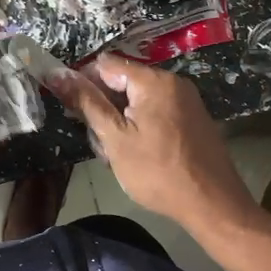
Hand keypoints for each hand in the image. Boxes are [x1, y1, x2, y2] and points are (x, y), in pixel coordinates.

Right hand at [51, 55, 260, 232]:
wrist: (214, 206)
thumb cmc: (159, 172)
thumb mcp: (115, 138)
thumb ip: (87, 103)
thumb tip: (57, 74)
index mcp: (153, 81)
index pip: (105, 65)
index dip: (82, 83)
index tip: (72, 110)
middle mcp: (172, 82)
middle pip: (123, 82)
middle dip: (104, 107)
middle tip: (99, 142)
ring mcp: (186, 101)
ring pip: (138, 101)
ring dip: (120, 122)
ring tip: (117, 155)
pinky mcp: (192, 119)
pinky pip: (156, 112)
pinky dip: (140, 127)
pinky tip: (137, 155)